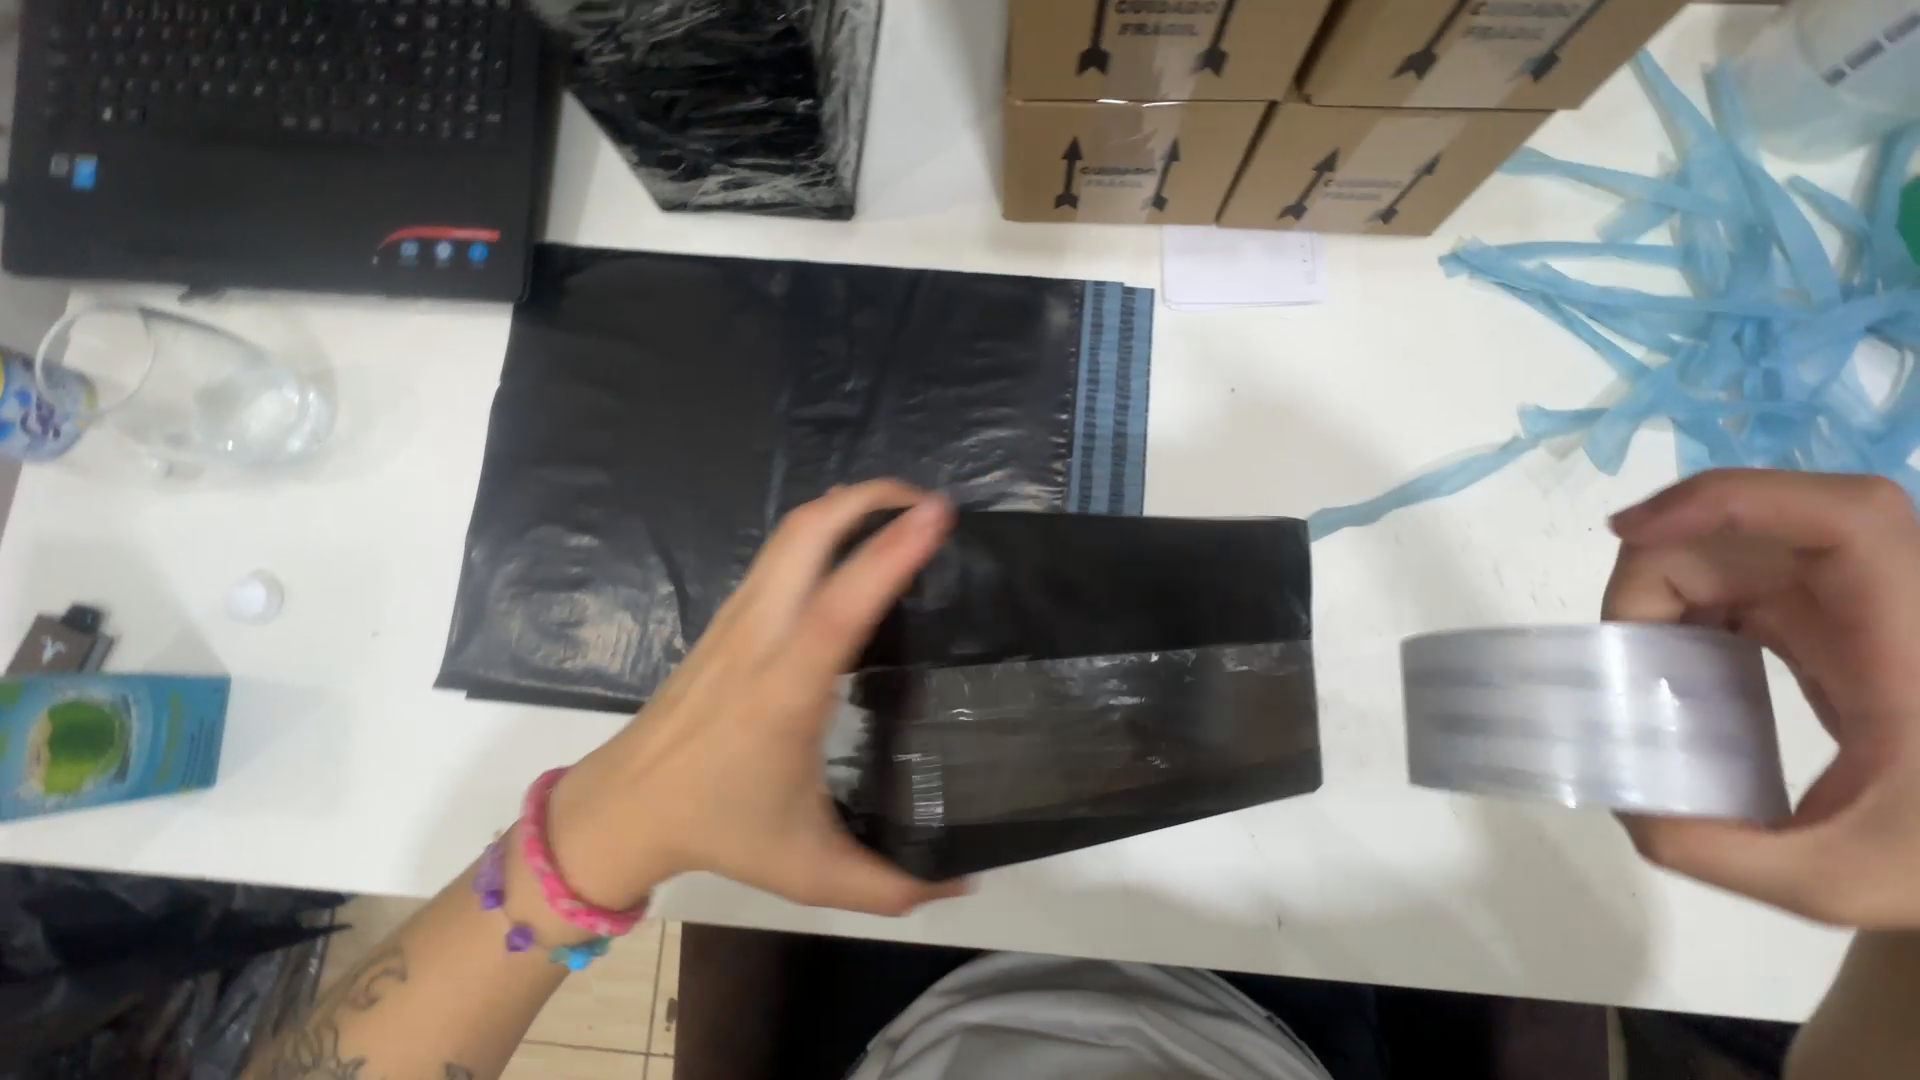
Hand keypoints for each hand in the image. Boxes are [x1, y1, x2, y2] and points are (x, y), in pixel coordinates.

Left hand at [542, 481, 968, 916]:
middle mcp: (759, 638)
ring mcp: (737, 619)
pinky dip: (822, 529)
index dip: (888, 554)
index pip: (838, 606)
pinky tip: (852, 545)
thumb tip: (966, 883)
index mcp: (785, 693)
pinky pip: (778, 551)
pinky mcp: (726, 616)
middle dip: (868, 499)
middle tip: (928, 502)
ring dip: (846, 507)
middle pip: (805, 536)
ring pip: (789, 534)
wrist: (622, 807)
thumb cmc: (720, 830)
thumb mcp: (811, 871)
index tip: (937, 514)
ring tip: (901, 510)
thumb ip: (891, 886)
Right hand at [1604, 469, 1919, 926]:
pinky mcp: (1841, 620)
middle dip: (1655, 577)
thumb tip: (1621, 800)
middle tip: (1619, 655)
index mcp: (1909, 646)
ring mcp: (1865, 607)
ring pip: (1731, 551)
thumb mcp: (1839, 882)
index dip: (1725, 501)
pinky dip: (1683, 612)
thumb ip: (1713, 847)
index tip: (1626, 531)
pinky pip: (1739, 583)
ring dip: (1661, 597)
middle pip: (1748, 532)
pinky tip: (1675, 667)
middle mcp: (1891, 603)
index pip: (1841, 519)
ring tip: (1643, 669)